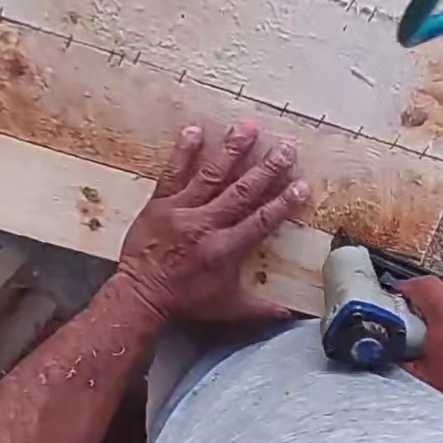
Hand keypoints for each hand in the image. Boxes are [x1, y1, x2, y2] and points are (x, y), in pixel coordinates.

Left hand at [113, 119, 311, 321]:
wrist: (141, 295)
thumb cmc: (186, 302)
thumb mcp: (227, 308)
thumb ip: (260, 309)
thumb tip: (290, 315)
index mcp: (225, 250)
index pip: (261, 221)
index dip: (283, 203)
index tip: (302, 185)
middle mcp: (206, 226)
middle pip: (242, 192)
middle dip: (267, 169)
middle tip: (286, 148)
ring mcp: (182, 211)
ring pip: (211, 176)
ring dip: (231, 150)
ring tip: (248, 126)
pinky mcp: (160, 204)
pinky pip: (173, 174)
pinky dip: (183, 152)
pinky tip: (195, 130)